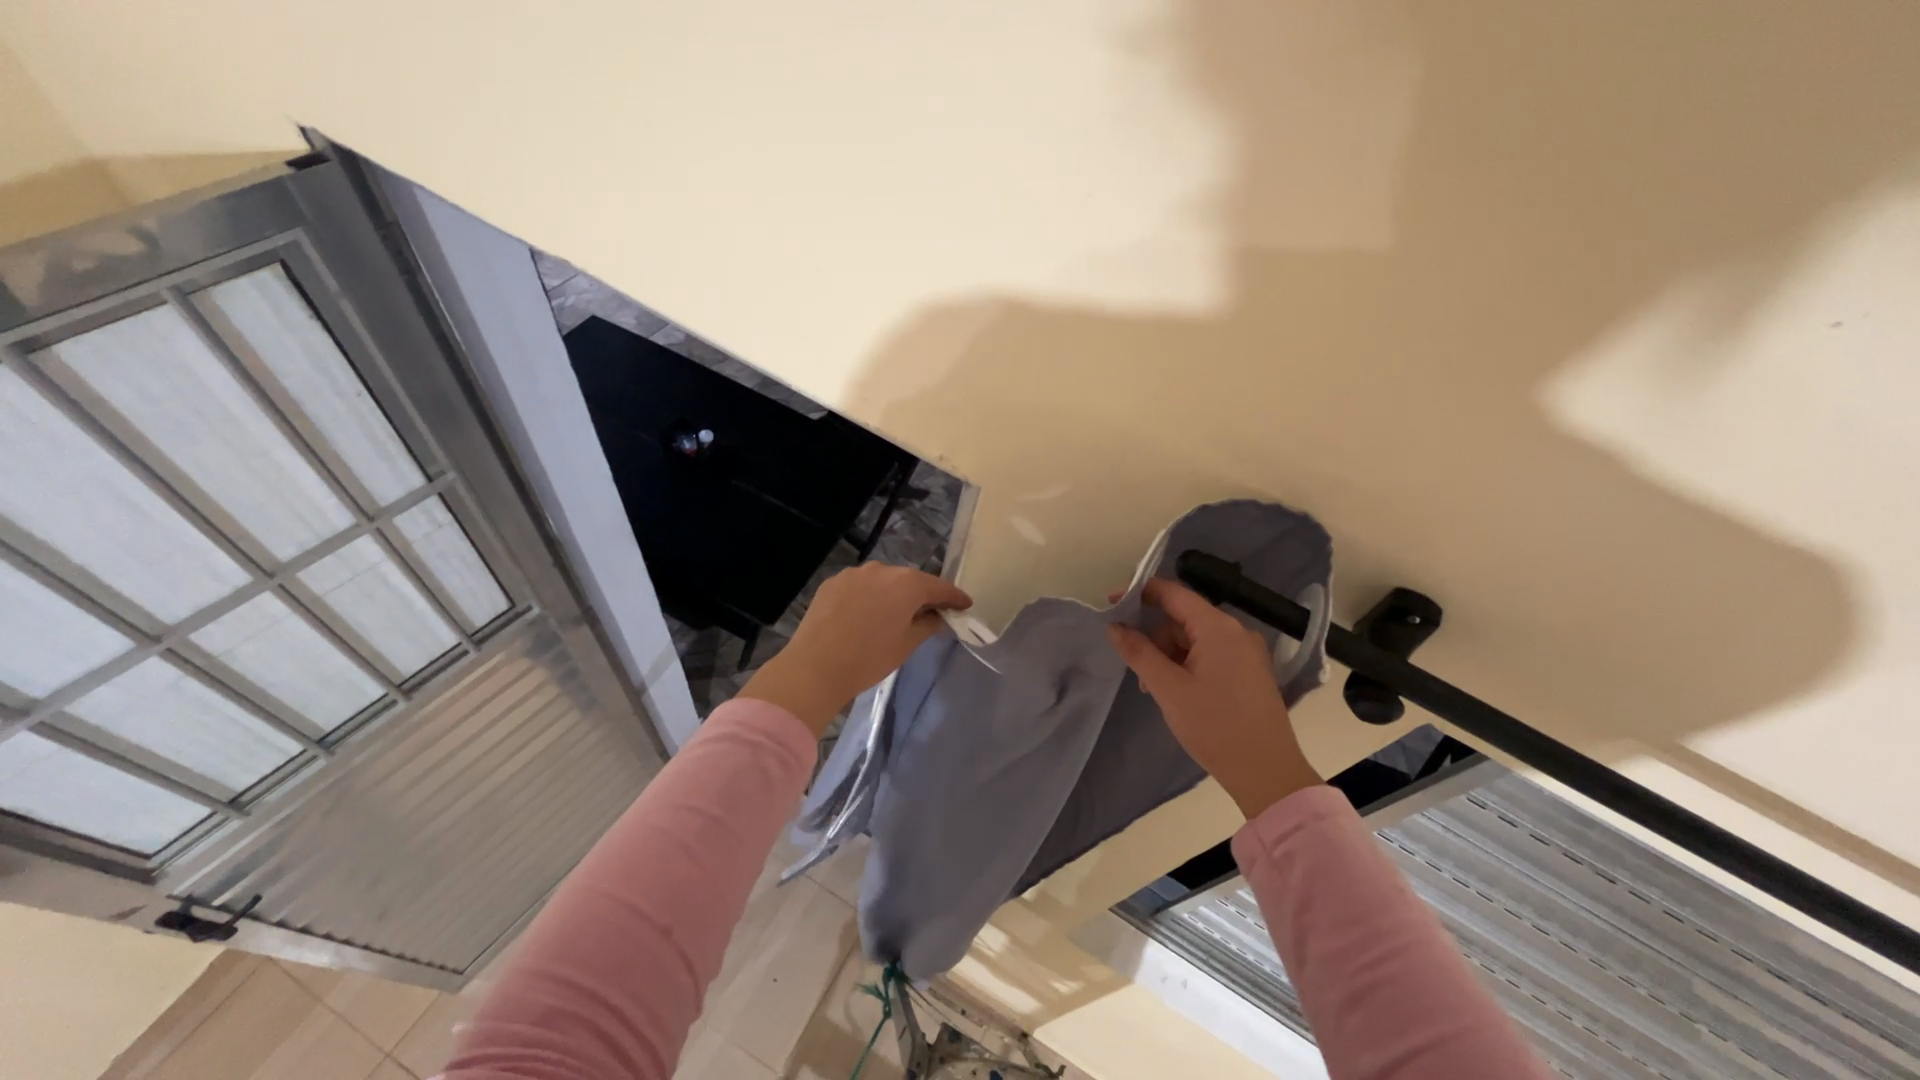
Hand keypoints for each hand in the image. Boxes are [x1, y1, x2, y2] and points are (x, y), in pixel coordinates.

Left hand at [741, 563, 971, 735]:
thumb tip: (938, 616)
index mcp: (907, 584)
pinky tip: (866, 615)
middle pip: (910, 581)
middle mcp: (882, 570)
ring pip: (883, 581)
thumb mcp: (907, 644)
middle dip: (922, 595)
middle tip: (932, 612)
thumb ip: (928, 625)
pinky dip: (869, 597)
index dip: (954, 597)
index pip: (939, 587)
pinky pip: (860, 586)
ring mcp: (854, 574)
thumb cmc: (869, 658)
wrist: (815, 666)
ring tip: (896, 614)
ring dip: (893, 594)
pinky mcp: (833, 583)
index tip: (966, 605)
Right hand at [1108, 579, 1322, 818]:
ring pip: (1195, 640)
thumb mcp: (1168, 689)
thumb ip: (1139, 653)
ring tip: (1157, 691)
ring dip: (1169, 657)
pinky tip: (1178, 694)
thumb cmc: (1215, 726)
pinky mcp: (1250, 673)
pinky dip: (1187, 667)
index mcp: (1218, 628)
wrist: (1266, 772)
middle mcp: (1236, 632)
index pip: (1174, 593)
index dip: (1140, 594)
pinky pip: (1210, 656)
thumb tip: (1114, 626)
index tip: (1112, 604)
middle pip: (1183, 619)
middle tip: (1136, 672)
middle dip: (1155, 639)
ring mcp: (1246, 653)